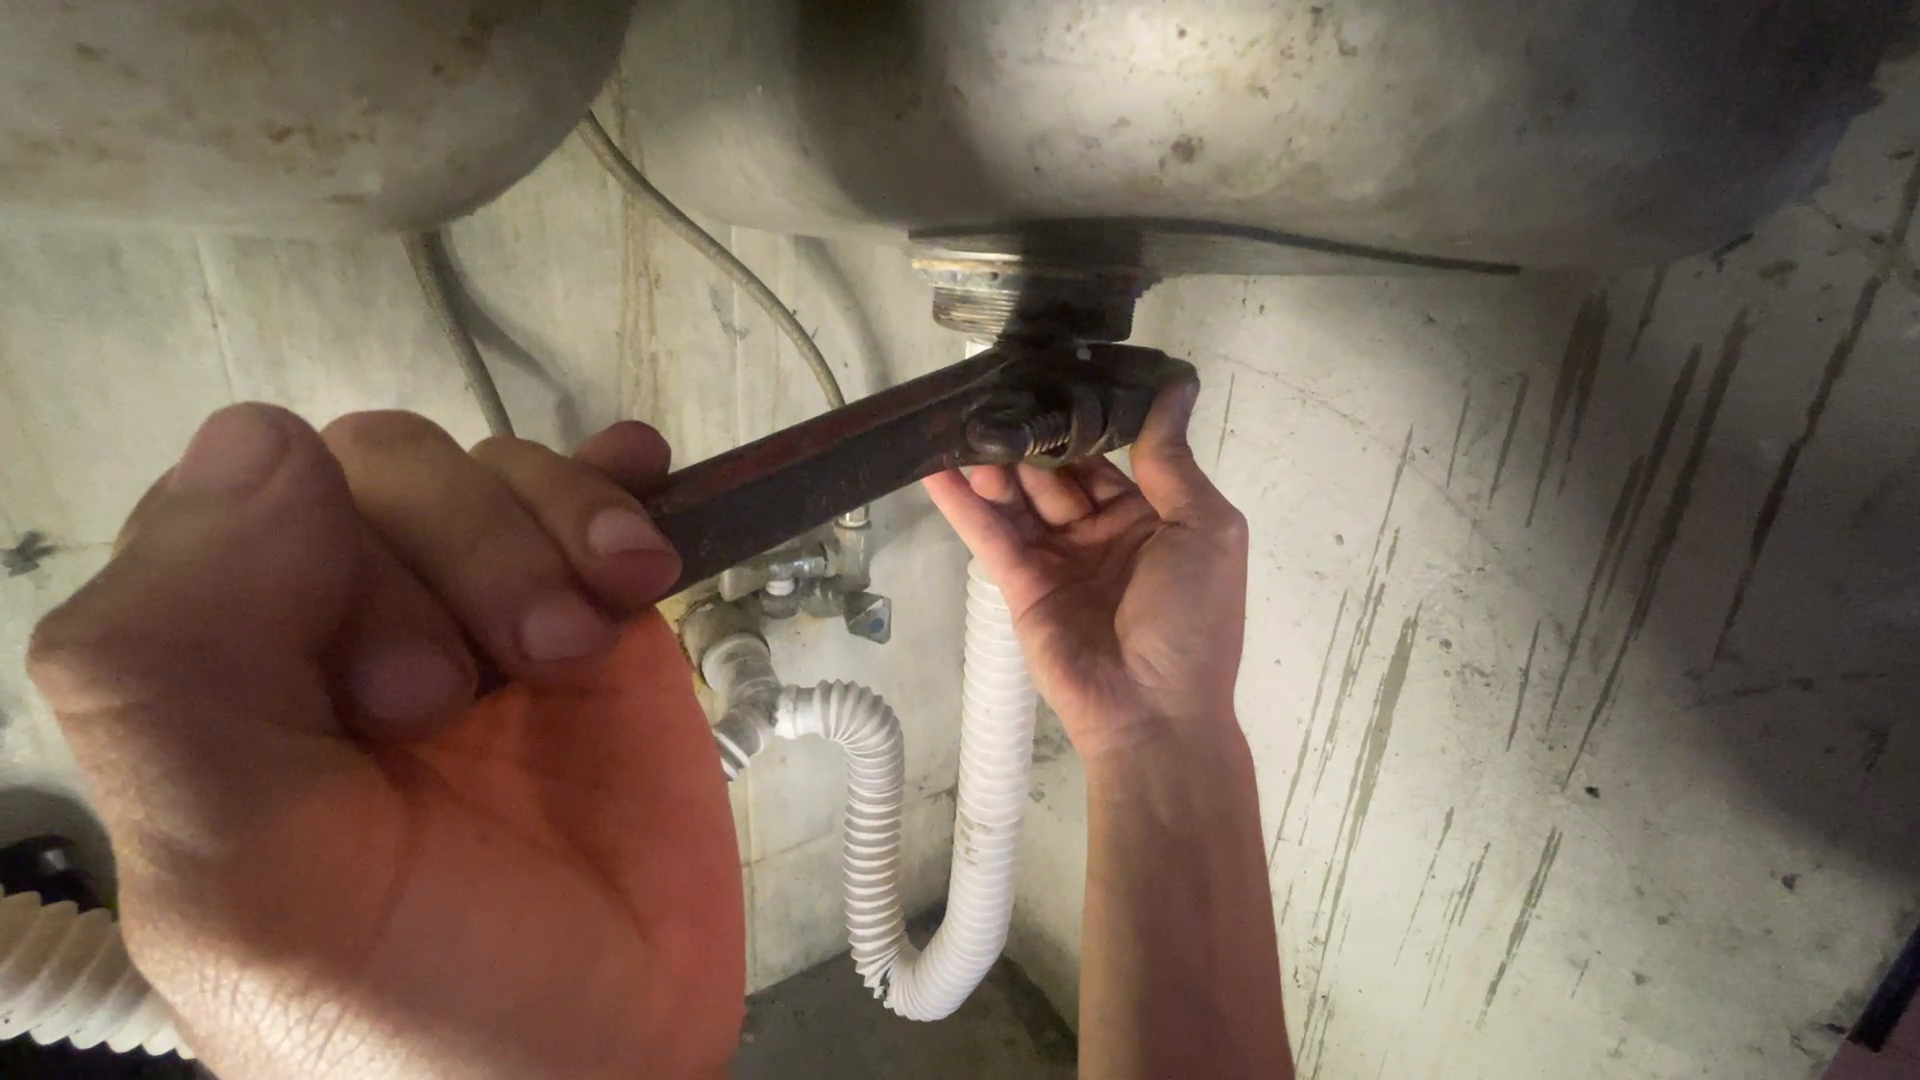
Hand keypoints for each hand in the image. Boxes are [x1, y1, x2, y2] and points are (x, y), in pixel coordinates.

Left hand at [28, 406, 741, 1079]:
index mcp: (247, 675)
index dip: (343, 564)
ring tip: (616, 611)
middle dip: (480, 552)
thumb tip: (263, 440)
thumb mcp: (254, 880)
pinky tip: (647, 468)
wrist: (607, 1054)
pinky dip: (620, 478)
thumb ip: (184, 671)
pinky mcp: (616, 629)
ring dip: (572, 521)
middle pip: (404, 470)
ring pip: (511, 476)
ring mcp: (505, 619)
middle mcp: (373, 627)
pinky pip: (607, 509)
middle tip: (536, 665)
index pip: (256, 498)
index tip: (422, 700)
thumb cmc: (422, 1004)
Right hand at [924, 381, 1249, 761]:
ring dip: (995, 464)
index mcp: (1150, 518)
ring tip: (966, 424)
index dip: (1083, 424)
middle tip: (999, 397)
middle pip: (1058, 474)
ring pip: (1020, 499)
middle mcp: (1100, 532)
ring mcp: (1057, 559)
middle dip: (1033, 441)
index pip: (1109, 458)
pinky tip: (936, 467)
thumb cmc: (1194, 619)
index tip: (1053, 379)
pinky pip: (990, 534)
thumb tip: (1174, 387)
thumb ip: (1171, 461)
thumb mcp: (1204, 529)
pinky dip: (962, 503)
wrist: (1153, 712)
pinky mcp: (1020, 584)